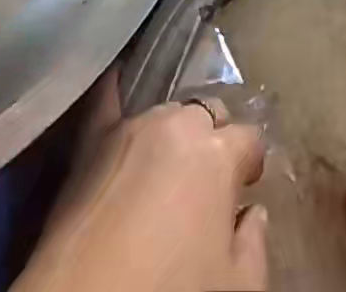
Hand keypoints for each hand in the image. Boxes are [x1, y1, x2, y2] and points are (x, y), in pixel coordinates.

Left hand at [14, 95, 268, 291]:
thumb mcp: (237, 286)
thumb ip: (254, 243)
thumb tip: (254, 214)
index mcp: (217, 154)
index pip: (249, 139)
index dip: (251, 162)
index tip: (247, 185)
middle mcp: (176, 127)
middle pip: (206, 115)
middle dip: (214, 138)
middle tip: (208, 180)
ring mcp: (130, 128)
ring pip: (165, 112)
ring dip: (174, 131)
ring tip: (169, 162)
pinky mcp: (91, 141)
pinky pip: (105, 100)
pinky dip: (114, 88)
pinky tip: (116, 74)